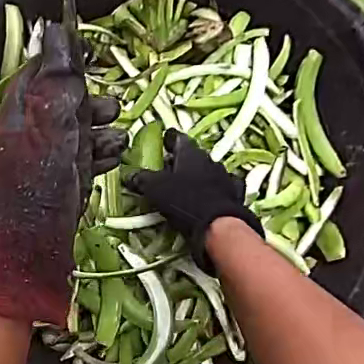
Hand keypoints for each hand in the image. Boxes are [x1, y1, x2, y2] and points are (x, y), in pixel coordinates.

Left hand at [0, 22, 126, 323]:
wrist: (27, 259)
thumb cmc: (38, 192)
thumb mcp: (51, 131)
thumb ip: (56, 86)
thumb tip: (57, 35)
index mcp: (13, 120)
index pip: (33, 76)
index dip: (60, 63)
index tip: (87, 57)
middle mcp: (21, 140)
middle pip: (56, 107)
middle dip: (87, 103)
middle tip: (112, 107)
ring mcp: (35, 167)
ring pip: (70, 137)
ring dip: (98, 132)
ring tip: (118, 136)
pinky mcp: (50, 190)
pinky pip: (75, 163)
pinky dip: (96, 158)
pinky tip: (113, 158)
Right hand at [126, 130, 263, 270]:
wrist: (217, 225)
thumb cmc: (183, 200)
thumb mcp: (155, 189)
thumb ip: (141, 179)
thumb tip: (128, 175)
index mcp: (190, 153)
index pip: (178, 138)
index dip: (169, 139)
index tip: (164, 139)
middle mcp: (209, 160)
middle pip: (193, 156)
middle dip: (181, 160)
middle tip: (169, 167)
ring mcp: (225, 177)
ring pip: (209, 171)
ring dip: (198, 175)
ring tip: (187, 185)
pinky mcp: (235, 195)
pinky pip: (224, 187)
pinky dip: (215, 190)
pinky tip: (211, 196)